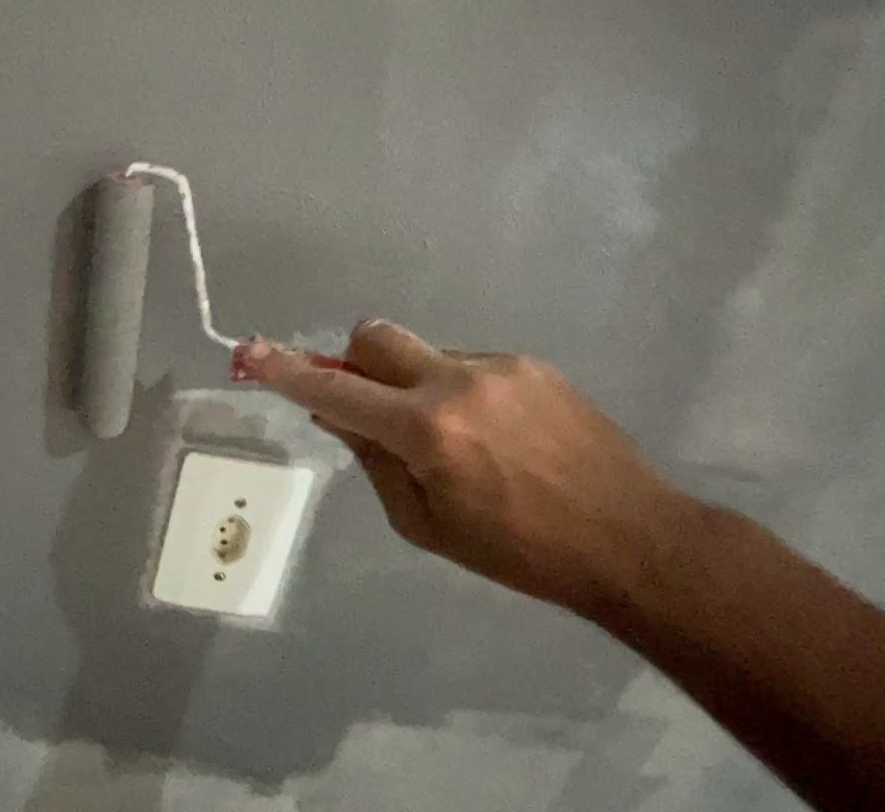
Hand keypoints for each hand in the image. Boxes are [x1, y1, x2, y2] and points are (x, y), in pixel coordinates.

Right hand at [242, 321, 705, 618]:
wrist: (634, 540)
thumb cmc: (518, 550)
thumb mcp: (424, 524)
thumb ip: (372, 460)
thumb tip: (336, 412)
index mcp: (426, 432)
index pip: (336, 390)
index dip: (286, 372)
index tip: (250, 352)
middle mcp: (456, 383)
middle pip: (373, 335)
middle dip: (355, 361)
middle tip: (372, 404)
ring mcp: (498, 367)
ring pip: (422, 352)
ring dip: (414, 384)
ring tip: (459, 439)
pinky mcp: (530, 364)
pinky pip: (466, 364)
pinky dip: (457, 391)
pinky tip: (497, 435)